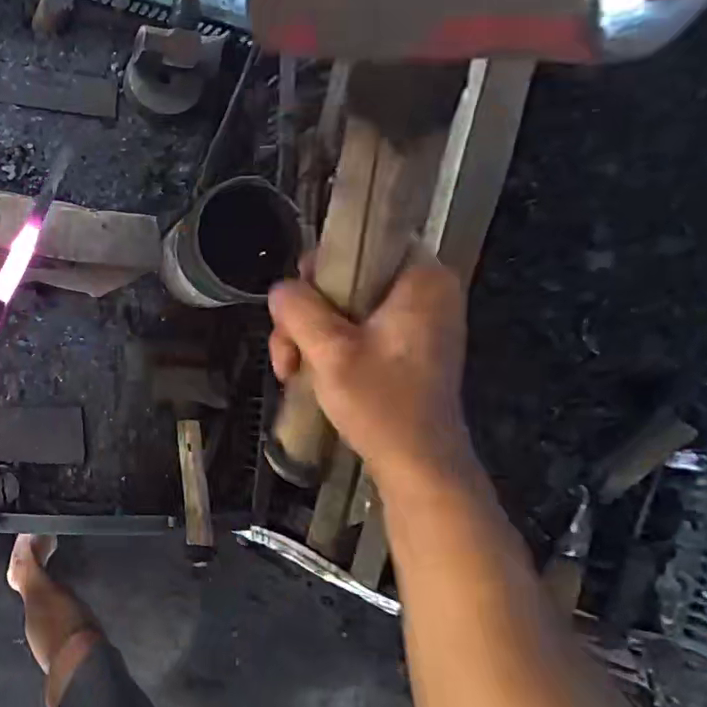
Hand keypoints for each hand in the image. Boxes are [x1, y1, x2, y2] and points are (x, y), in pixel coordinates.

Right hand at [268, 257, 476, 492]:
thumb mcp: (330, 352)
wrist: (418, 467)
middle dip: (308, 313)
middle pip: (349, 277)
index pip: (365, 240)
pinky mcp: (408, 349)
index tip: (299, 301)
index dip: (323, 265)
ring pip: (347, 307)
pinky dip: (331, 348)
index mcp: (422, 279)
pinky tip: (309, 375)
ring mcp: (419, 322)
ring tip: (291, 370)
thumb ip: (298, 310)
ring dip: (311, 335)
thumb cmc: (382, 405)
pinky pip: (359, 330)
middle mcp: (427, 292)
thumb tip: (280, 290)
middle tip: (288, 349)